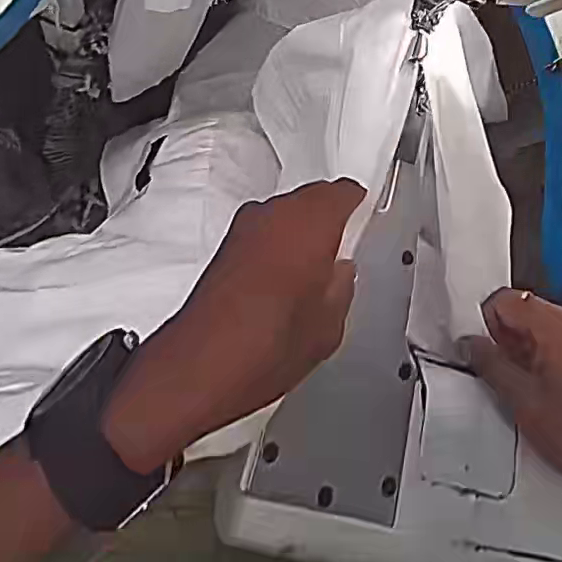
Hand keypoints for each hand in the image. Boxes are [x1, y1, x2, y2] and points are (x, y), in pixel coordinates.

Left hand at [102, 179, 364, 471]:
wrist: (195, 370)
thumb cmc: (260, 348)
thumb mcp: (328, 326)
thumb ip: (343, 285)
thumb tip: (340, 273)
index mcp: (311, 223)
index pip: (345, 191)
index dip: (359, 205)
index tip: (366, 219)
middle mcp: (277, 214)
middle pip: (316, 196)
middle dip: (332, 216)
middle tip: (344, 248)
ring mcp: (248, 226)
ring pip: (288, 210)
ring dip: (303, 229)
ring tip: (311, 271)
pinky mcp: (227, 245)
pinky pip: (266, 228)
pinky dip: (278, 242)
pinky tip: (282, 281)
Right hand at [463, 288, 561, 518]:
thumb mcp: (519, 398)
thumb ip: (488, 363)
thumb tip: (472, 346)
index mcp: (556, 327)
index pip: (506, 299)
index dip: (486, 322)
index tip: (481, 344)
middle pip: (523, 305)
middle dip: (504, 333)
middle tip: (497, 364)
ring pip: (538, 320)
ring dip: (521, 342)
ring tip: (520, 380)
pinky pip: (556, 335)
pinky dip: (540, 350)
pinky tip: (537, 383)